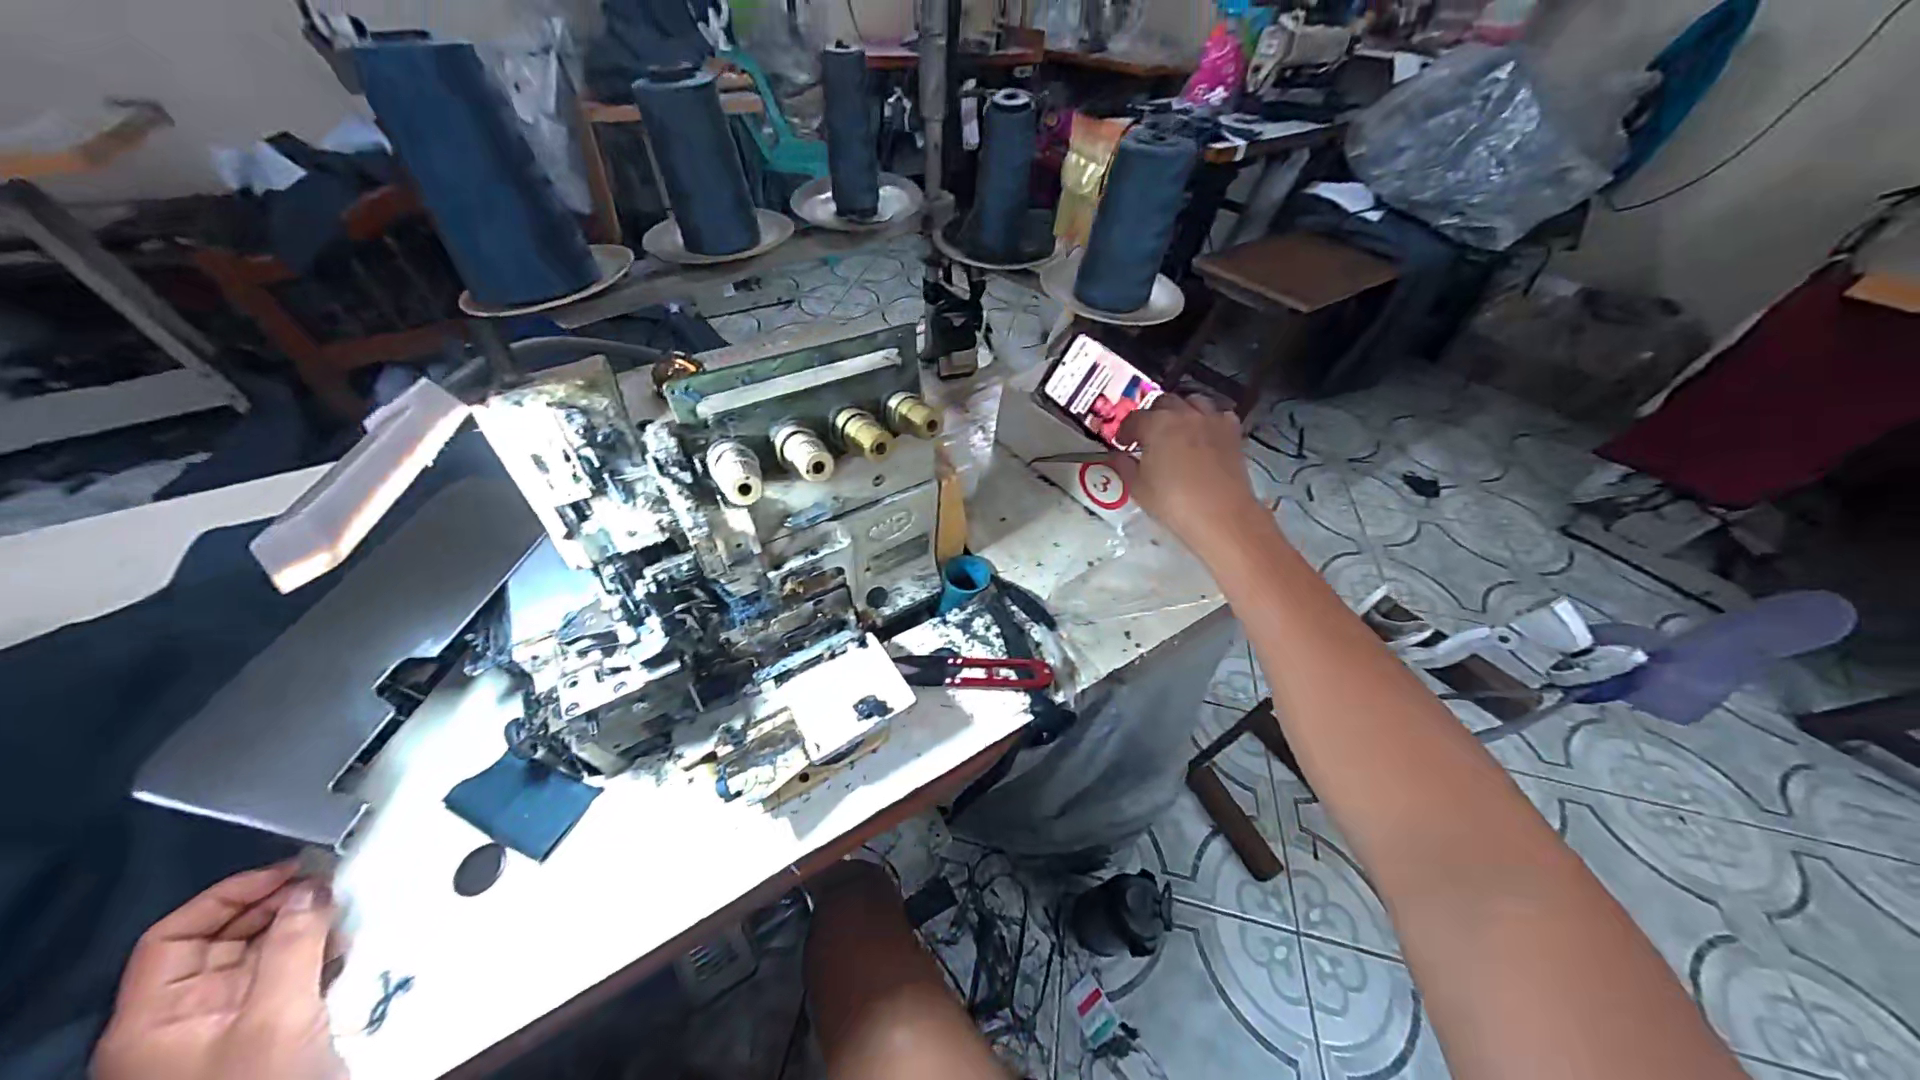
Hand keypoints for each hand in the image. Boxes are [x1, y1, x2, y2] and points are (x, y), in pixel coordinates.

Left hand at [93, 862, 345, 1079]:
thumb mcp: (279, 1014)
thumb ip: (296, 944)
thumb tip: (314, 886)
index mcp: (154, 1018)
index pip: (173, 936)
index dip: (228, 896)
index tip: (290, 871)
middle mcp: (182, 1016)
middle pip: (220, 939)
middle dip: (276, 905)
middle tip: (328, 884)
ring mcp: (225, 1024)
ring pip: (259, 952)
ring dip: (302, 925)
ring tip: (342, 911)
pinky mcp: (266, 1028)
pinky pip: (285, 972)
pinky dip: (315, 949)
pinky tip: (343, 942)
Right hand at [1109, 394, 1268, 555]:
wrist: (1221, 516)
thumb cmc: (1174, 503)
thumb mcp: (1138, 488)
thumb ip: (1124, 466)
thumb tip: (1118, 457)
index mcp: (1156, 424)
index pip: (1134, 419)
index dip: (1125, 430)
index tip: (1123, 443)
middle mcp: (1185, 415)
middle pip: (1163, 402)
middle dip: (1151, 416)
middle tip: (1146, 435)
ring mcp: (1212, 421)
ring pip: (1193, 402)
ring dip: (1180, 411)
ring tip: (1175, 429)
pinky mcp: (1232, 433)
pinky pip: (1218, 415)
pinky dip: (1207, 420)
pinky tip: (1203, 434)